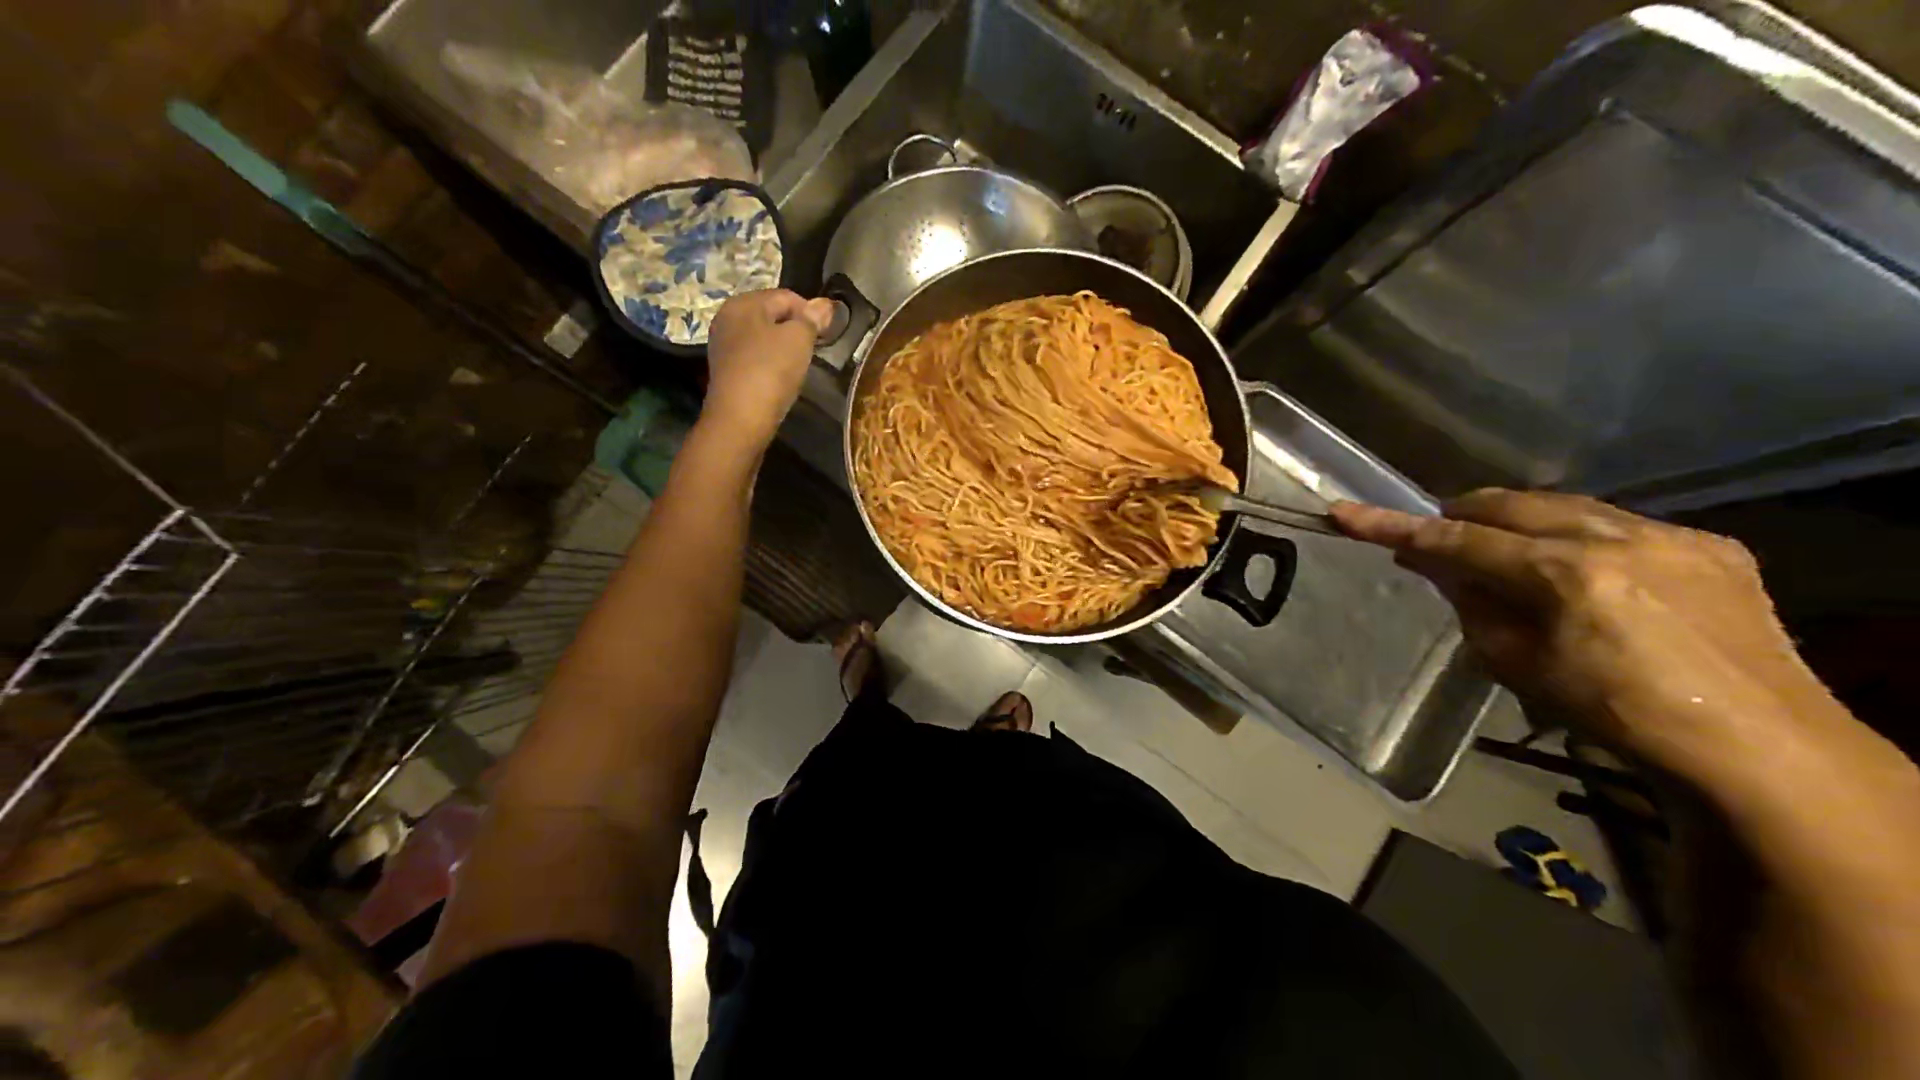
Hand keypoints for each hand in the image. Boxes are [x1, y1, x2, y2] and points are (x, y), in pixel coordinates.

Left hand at [701, 289, 835, 444]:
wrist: (740, 419)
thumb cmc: (770, 371)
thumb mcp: (799, 339)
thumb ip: (812, 319)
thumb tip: (824, 303)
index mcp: (743, 303)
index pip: (786, 296)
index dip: (810, 312)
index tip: (825, 334)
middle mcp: (728, 318)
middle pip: (772, 315)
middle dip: (796, 329)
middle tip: (813, 350)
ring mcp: (723, 345)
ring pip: (763, 337)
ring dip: (783, 347)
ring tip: (799, 365)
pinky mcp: (726, 369)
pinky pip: (755, 356)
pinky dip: (770, 362)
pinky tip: (780, 377)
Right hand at [1330, 490, 1853, 777]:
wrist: (1757, 750)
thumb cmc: (1614, 716)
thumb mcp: (1516, 665)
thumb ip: (1471, 603)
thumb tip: (1437, 563)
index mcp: (1563, 575)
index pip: (1456, 539)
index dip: (1393, 526)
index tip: (1345, 511)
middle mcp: (1617, 539)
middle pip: (1511, 504)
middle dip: (1464, 515)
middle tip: (1440, 537)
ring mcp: (1672, 537)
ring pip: (1567, 506)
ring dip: (1523, 523)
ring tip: (1510, 553)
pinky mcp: (1714, 547)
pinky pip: (1624, 525)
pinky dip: (1585, 538)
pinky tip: (1590, 574)